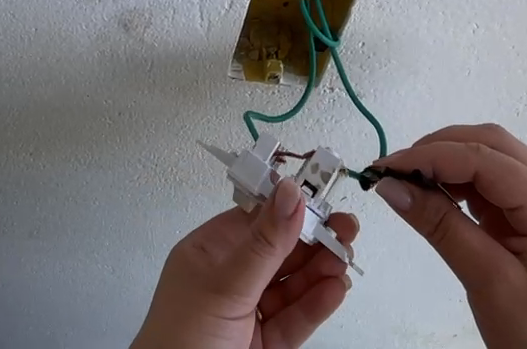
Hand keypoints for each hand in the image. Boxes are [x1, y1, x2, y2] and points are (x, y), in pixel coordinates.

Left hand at [130, 179, 358, 348]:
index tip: (320, 196)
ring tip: (344, 258)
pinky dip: (316, 304)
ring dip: (319, 270)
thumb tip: (290, 193)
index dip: (287, 207)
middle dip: (312, 239)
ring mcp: (247, 314)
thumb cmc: (180, 342)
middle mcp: (228, 279)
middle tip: (346, 228)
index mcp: (208, 254)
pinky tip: (335, 288)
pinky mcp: (264, 346)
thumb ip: (263, 244)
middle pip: (277, 251)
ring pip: (290, 286)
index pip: (254, 220)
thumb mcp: (224, 286)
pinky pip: (294, 320)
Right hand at [371, 124, 526, 347]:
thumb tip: (389, 185)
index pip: (486, 160)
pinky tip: (434, 194)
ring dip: (448, 161)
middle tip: (396, 170)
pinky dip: (457, 182)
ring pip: (491, 159)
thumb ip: (441, 227)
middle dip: (440, 149)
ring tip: (409, 180)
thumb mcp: (490, 284)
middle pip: (492, 146)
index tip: (386, 167)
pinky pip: (490, 186)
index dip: (432, 155)